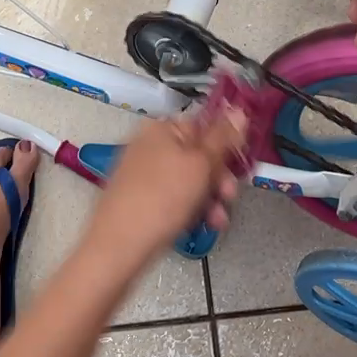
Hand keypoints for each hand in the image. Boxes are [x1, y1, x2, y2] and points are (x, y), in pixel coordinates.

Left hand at [89, 105, 245, 258]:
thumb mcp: (200, 165)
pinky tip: (200, 226)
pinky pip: (173, 198)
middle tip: (229, 197)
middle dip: (218, 179)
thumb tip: (238, 110)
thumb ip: (222, 137)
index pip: (203, 127)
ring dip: (209, 198)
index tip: (238, 167)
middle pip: (197, 156)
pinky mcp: (139, 199)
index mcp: (161, 128)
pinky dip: (189, 209)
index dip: (224, 148)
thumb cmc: (162, 199)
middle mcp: (149, 145)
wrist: (118, 247)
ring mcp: (142, 173)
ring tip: (216, 220)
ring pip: (188, 180)